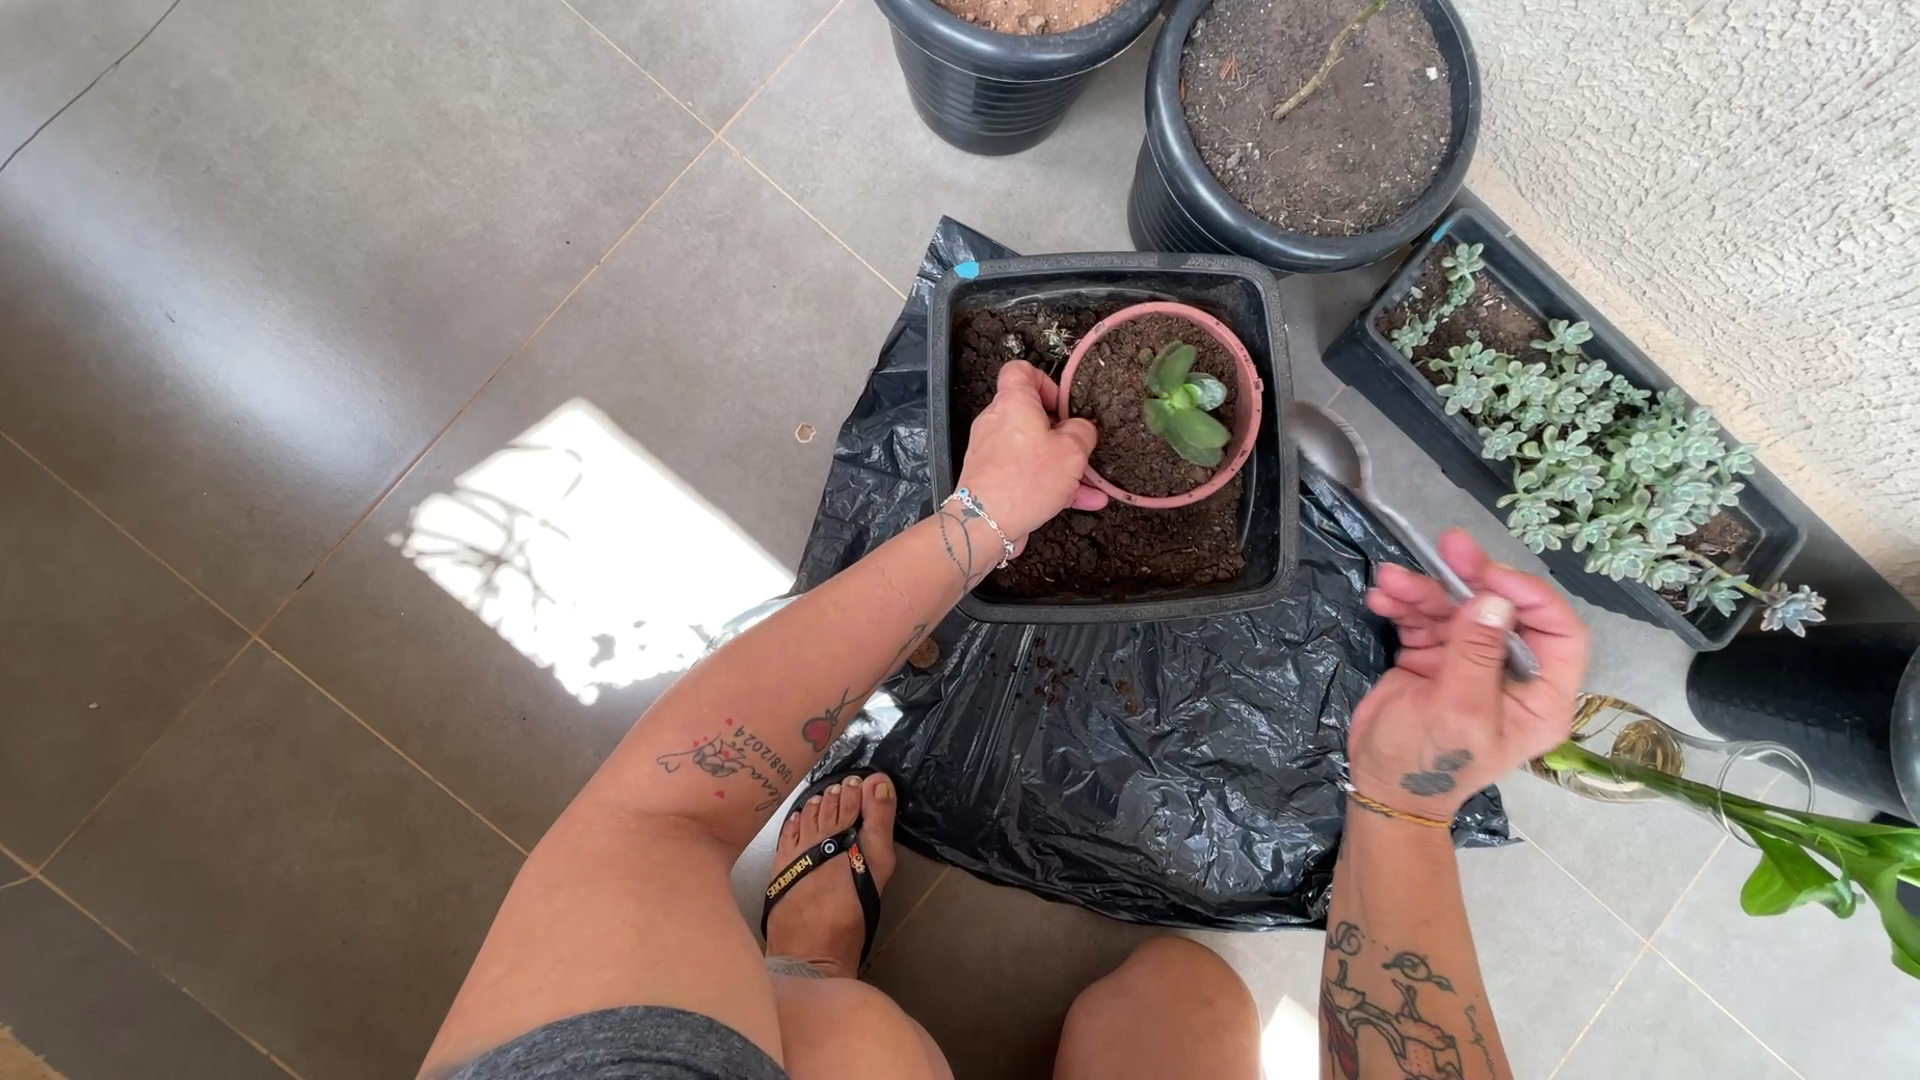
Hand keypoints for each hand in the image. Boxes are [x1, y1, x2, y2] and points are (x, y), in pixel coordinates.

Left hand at [954, 360, 1108, 549]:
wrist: (984, 524)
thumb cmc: (1024, 480)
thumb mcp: (1071, 451)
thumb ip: (1083, 432)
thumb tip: (1081, 428)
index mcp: (1013, 403)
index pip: (1021, 370)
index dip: (1045, 380)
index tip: (1064, 403)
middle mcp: (997, 422)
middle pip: (1031, 415)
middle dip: (1062, 432)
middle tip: (1080, 446)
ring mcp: (992, 451)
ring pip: (1034, 450)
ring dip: (1063, 465)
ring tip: (1092, 483)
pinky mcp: (993, 478)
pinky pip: (1027, 474)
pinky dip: (1052, 484)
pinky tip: (1084, 501)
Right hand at [1349, 529, 1589, 819]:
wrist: (1381, 784)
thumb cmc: (1429, 761)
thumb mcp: (1456, 712)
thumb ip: (1474, 656)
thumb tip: (1491, 600)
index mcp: (1539, 695)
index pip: (1558, 633)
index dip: (1529, 597)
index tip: (1487, 575)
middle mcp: (1509, 673)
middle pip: (1500, 611)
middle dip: (1470, 579)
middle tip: (1445, 546)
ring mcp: (1468, 663)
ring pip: (1455, 609)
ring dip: (1421, 590)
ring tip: (1388, 581)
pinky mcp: (1430, 657)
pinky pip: (1422, 619)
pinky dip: (1402, 605)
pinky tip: (1381, 598)